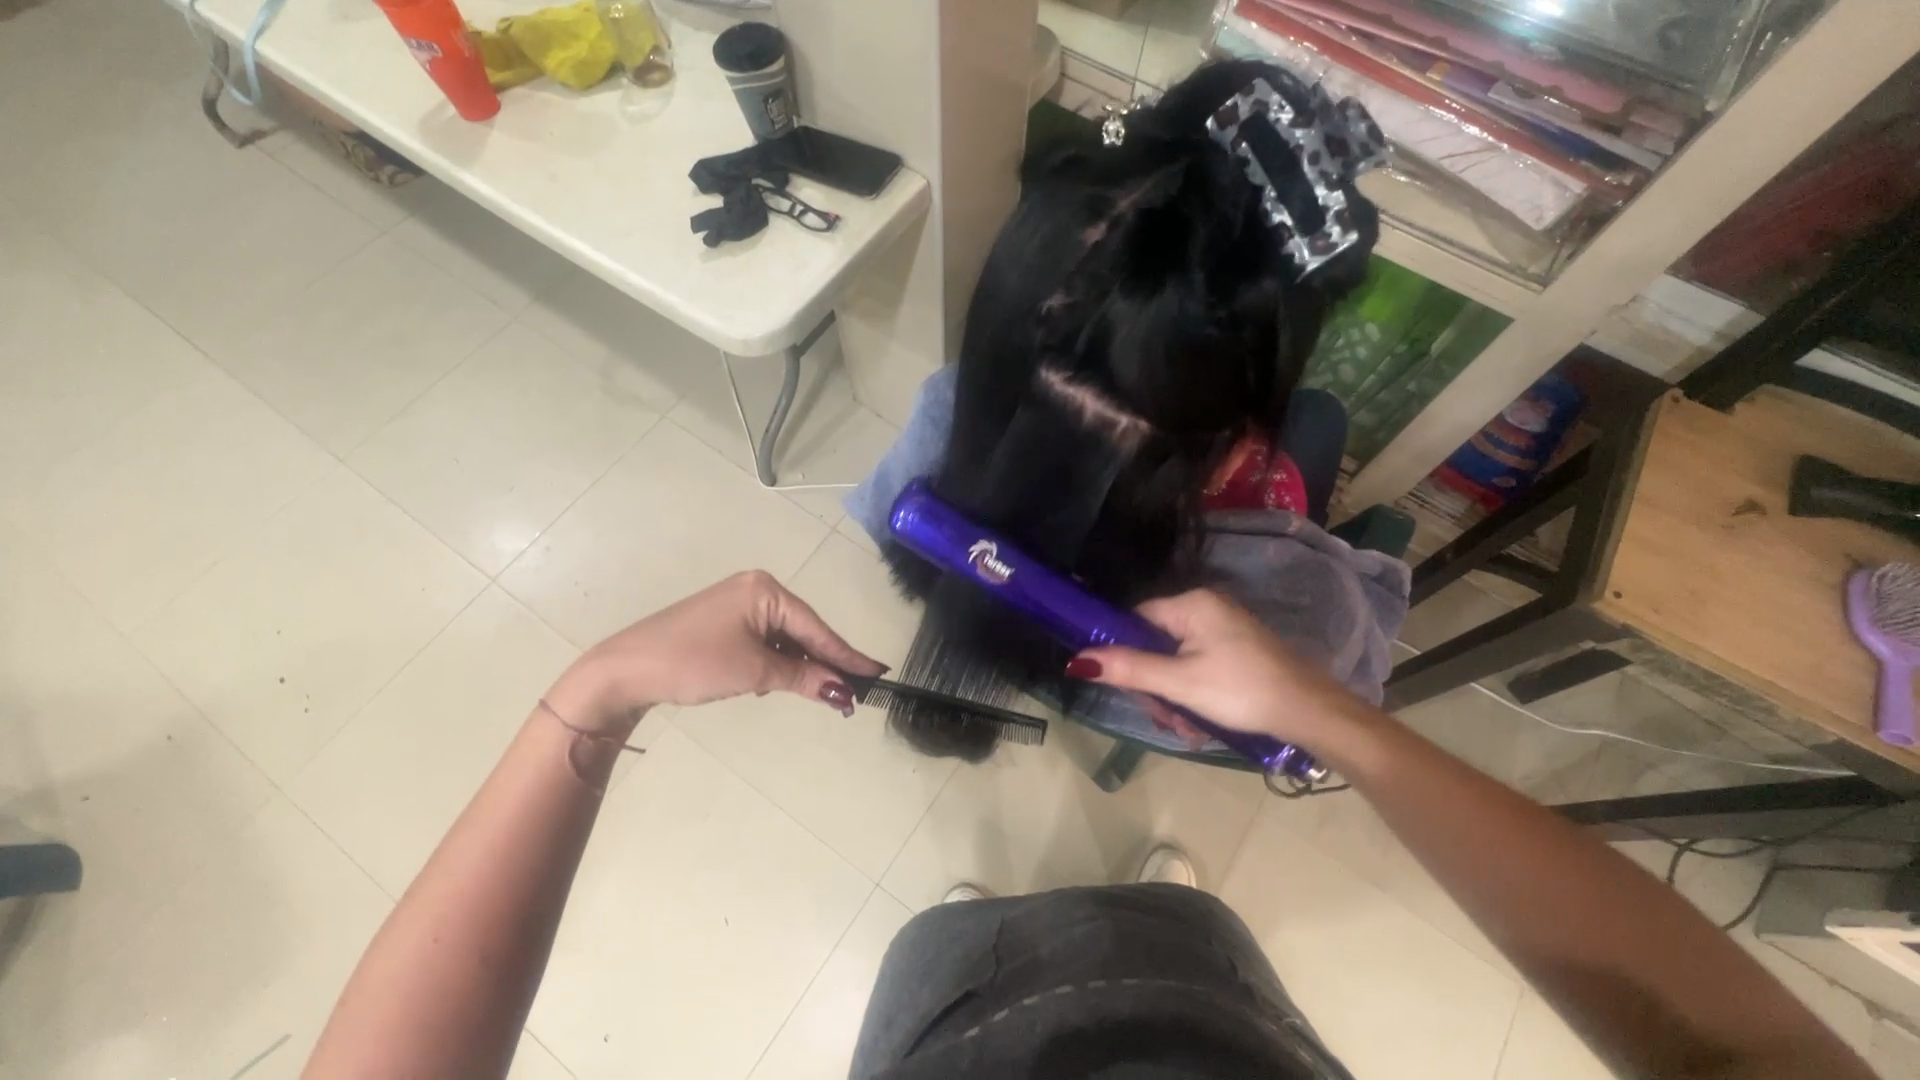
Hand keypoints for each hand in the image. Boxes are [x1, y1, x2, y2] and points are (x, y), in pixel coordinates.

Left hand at [543, 571, 884, 733]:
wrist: (624, 670)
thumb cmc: (694, 662)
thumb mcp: (755, 672)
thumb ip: (804, 678)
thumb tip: (844, 692)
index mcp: (765, 590)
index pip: (817, 628)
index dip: (847, 655)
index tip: (878, 674)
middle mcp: (755, 589)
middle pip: (803, 631)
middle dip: (823, 664)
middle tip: (851, 695)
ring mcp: (737, 605)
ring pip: (784, 639)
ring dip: (798, 667)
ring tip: (817, 695)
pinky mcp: (722, 623)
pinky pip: (763, 642)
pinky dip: (774, 663)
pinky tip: (774, 684)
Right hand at [1068, 589, 1370, 748]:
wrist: (1311, 713)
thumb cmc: (1241, 690)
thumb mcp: (1179, 683)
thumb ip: (1129, 669)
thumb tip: (1077, 660)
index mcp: (1192, 603)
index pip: (1134, 618)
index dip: (1122, 651)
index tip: (1125, 686)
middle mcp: (1206, 608)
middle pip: (1153, 644)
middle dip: (1154, 686)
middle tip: (1166, 718)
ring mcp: (1223, 631)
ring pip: (1173, 663)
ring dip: (1172, 699)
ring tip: (1187, 728)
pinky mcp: (1235, 652)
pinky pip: (1196, 669)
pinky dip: (1193, 696)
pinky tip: (1200, 724)